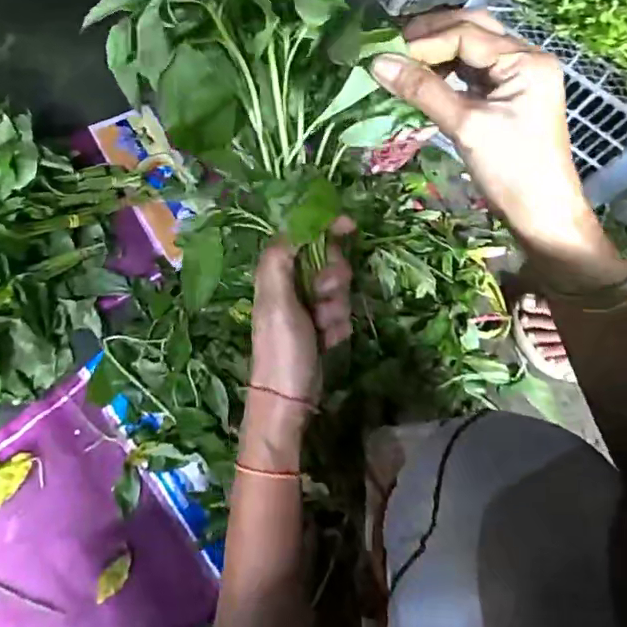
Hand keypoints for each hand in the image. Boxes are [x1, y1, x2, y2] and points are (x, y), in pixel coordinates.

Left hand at [247, 216, 352, 405]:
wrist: (289, 402)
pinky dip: (339, 324)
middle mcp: (289, 286)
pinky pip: (341, 310)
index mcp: (275, 274)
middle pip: (326, 260)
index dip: (326, 228)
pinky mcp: (319, 327)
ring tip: (325, 327)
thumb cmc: (282, 350)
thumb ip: (280, 261)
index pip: (302, 237)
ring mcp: (306, 308)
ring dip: (337, 306)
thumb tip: (295, 225)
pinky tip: (329, 340)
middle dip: (334, 278)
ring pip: (338, 287)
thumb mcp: (277, 302)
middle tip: (326, 295)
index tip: (351, 227)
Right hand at [369, 11, 614, 274]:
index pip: (467, 33)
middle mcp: (527, 58)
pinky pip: (474, 69)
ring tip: (402, 63)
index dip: (424, 42)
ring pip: (472, 47)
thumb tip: (377, 62)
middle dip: (431, 36)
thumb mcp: (465, 126)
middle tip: (391, 49)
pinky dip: (448, 70)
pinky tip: (423, 78)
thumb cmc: (512, 172)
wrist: (544, 215)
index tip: (386, 55)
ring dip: (437, 51)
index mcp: (526, 61)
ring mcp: (520, 75)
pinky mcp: (510, 93)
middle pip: (472, 29)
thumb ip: (422, 90)